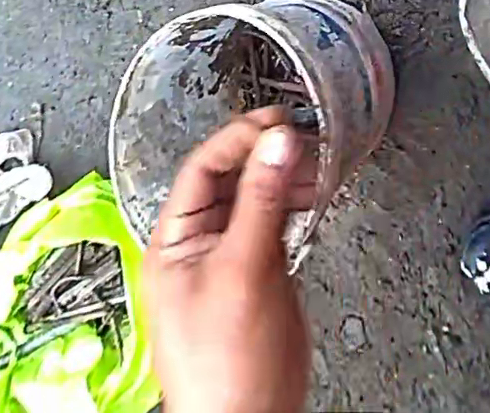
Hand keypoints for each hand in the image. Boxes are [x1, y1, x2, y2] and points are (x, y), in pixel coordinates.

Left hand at [141, 108, 314, 412]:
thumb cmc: (224, 369)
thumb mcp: (242, 269)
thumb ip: (262, 200)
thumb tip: (276, 143)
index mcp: (176, 238)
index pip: (202, 167)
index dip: (237, 138)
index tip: (271, 121)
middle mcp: (202, 239)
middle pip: (231, 176)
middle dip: (264, 152)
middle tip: (297, 135)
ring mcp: (233, 250)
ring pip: (257, 192)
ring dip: (284, 172)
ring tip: (312, 160)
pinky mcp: (261, 262)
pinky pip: (276, 214)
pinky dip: (296, 196)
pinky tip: (313, 188)